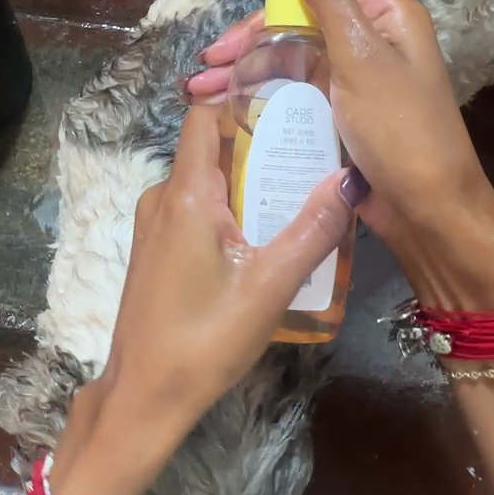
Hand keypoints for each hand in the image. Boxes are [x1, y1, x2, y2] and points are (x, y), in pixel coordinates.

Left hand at [98, 101, 356, 443]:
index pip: (204, 116)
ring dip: (245, 181)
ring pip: (204, 182)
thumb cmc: (206, 338)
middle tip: (310, 152)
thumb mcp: (271, 285)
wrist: (144, 393)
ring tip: (295, 192)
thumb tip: (349, 177)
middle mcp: (162, 197)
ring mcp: (154, 223)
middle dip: (257, 145)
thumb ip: (312, 228)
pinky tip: (261, 233)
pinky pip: (194, 209)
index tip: (285, 101)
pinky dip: (227, 208)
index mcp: (185, 193)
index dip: (239, 100)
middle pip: (210, 148)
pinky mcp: (155, 248)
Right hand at [186, 0, 493, 310]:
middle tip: (212, 56)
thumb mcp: (362, 58)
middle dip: (250, 32)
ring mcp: (350, 74)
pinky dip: (258, 91)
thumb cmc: (401, 130)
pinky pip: (290, 86)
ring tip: (203, 86)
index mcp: (385, 14)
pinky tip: (224, 104)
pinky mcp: (336, 108)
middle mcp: (368, 36)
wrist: (427, 212)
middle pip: (299, 15)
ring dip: (244, 65)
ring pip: (288, 53)